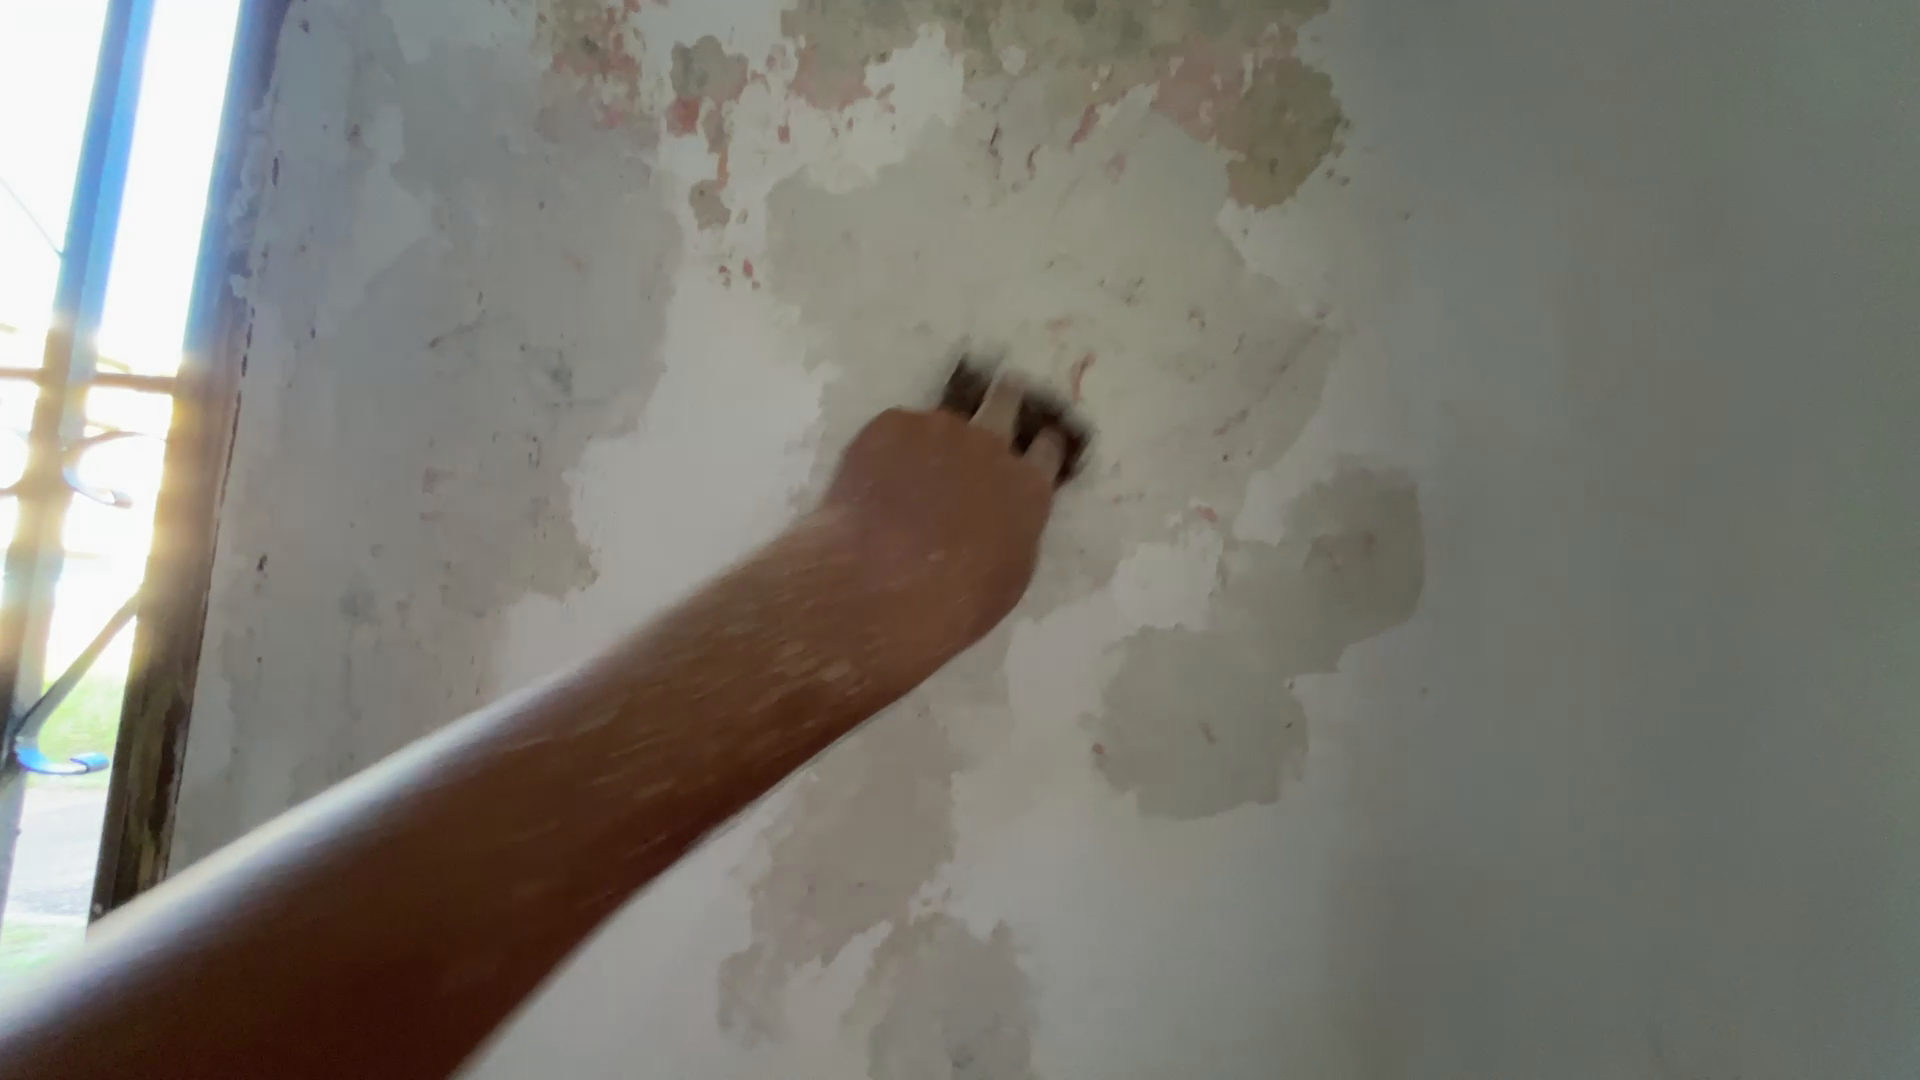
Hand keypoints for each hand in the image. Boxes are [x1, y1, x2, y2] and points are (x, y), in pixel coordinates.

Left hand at [818, 373, 1067, 648]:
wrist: (881, 586)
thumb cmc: (955, 600)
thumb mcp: (1009, 573)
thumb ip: (1014, 528)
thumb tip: (1004, 514)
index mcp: (1028, 486)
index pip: (1048, 447)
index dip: (1041, 443)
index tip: (1035, 440)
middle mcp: (990, 445)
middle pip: (1005, 398)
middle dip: (1004, 396)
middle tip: (994, 401)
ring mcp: (939, 429)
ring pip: (942, 422)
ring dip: (933, 440)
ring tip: (907, 474)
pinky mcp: (892, 425)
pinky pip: (896, 430)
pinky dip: (889, 450)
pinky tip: (873, 482)